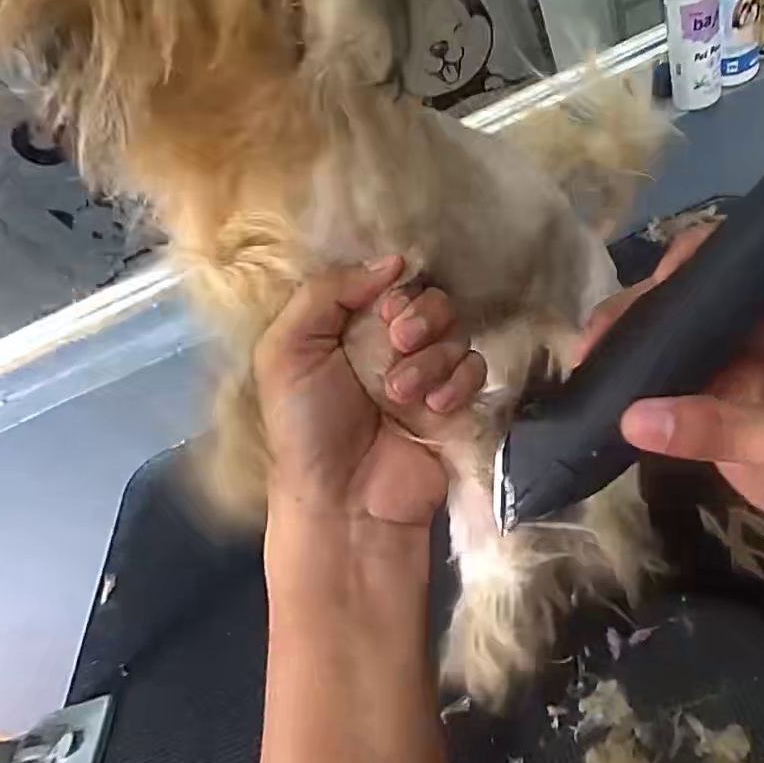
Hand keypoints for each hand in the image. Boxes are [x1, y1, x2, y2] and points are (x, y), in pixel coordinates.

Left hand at [254, 256, 486, 526]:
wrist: (346, 501)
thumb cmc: (307, 427)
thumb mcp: (287, 353)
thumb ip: (327, 294)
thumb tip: (392, 260)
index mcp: (352, 327)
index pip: (391, 282)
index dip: (395, 288)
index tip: (384, 310)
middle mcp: (394, 344)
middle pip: (433, 301)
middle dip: (421, 318)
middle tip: (399, 343)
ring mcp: (429, 372)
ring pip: (457, 334)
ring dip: (432, 361)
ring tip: (401, 396)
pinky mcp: (458, 400)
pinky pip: (476, 368)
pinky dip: (459, 383)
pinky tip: (434, 408)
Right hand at [591, 228, 763, 541]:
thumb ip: (717, 426)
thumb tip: (633, 418)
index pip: (740, 259)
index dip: (695, 258)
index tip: (657, 287)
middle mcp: (756, 318)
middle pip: (692, 289)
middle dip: (643, 303)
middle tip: (598, 334)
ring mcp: (729, 350)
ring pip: (671, 324)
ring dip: (629, 333)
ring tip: (587, 353)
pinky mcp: (707, 383)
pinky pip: (663, 364)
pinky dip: (633, 368)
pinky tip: (598, 375)